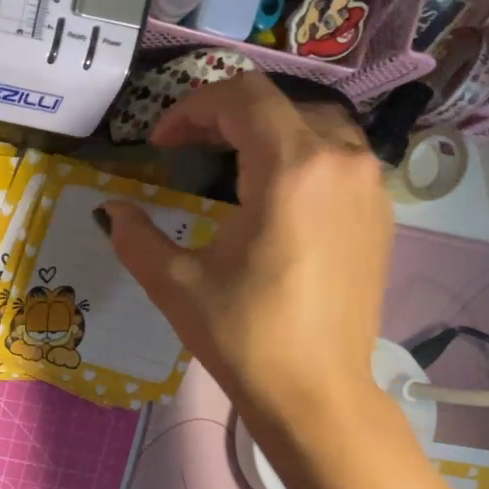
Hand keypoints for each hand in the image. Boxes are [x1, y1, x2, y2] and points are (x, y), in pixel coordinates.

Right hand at [100, 73, 392, 435]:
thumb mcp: (176, 285)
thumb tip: (110, 211)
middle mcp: (341, 160)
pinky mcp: (378, 213)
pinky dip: (294, 161)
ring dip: (262, 136)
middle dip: (224, 119)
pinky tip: (264, 202)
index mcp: (291, 169)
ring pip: (312, 129)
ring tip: (222, 171)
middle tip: (182, 151)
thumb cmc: (242, 336)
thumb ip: (137, 238)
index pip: (242, 98)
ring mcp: (369, 185)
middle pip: (279, 106)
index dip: (192, 108)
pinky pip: (335, 161)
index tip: (158, 142)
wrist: (314, 390)